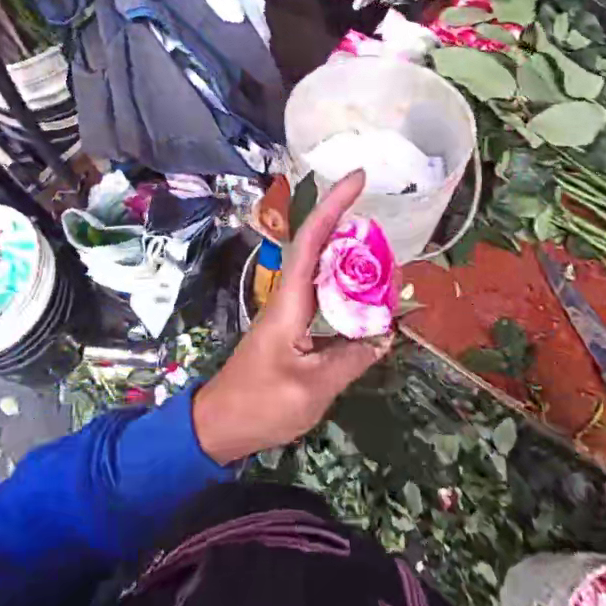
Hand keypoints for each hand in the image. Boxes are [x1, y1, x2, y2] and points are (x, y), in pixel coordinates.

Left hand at [192, 171, 392, 463]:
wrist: (218, 428)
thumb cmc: (259, 405)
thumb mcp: (311, 389)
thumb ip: (351, 359)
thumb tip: (385, 335)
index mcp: (290, 302)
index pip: (312, 241)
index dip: (333, 206)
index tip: (358, 178)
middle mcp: (291, 296)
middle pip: (321, 247)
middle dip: (350, 226)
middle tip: (386, 228)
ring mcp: (292, 310)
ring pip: (326, 269)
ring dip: (354, 258)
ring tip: (388, 261)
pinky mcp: (295, 326)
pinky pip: (327, 294)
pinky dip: (350, 288)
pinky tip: (370, 298)